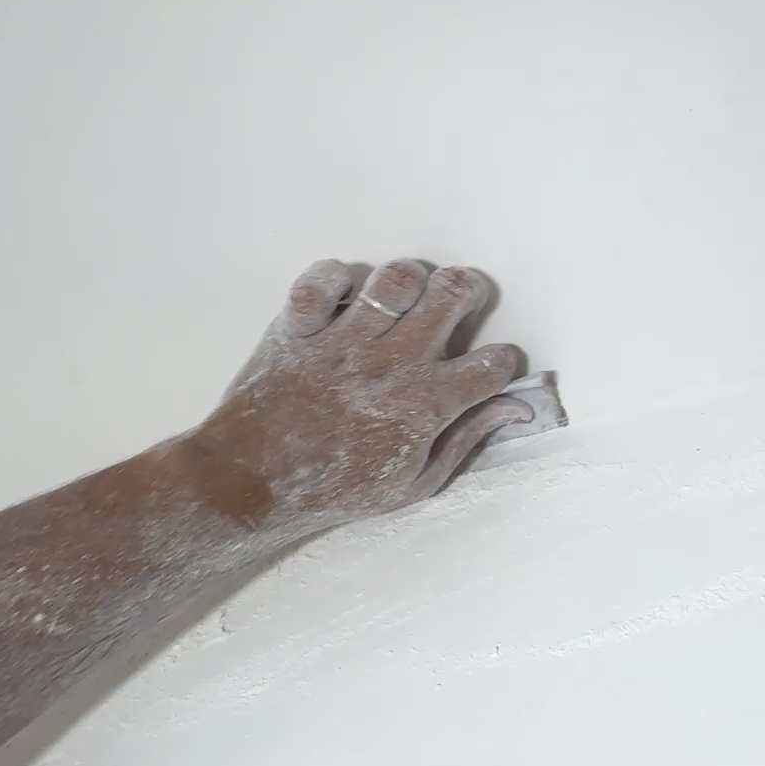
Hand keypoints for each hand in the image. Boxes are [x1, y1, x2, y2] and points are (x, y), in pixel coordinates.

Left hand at [185, 258, 530, 537]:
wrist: (245, 487)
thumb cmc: (338, 489)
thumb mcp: (416, 482)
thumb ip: (469, 437)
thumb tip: (518, 408)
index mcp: (426, 404)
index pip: (495, 363)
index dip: (503, 363)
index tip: (489, 369)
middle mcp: (393, 363)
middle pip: (454, 292)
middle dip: (469, 291)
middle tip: (458, 306)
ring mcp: (345, 341)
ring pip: (398, 276)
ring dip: (411, 281)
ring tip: (406, 300)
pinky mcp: (300, 328)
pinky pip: (324, 278)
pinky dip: (339, 278)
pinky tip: (348, 299)